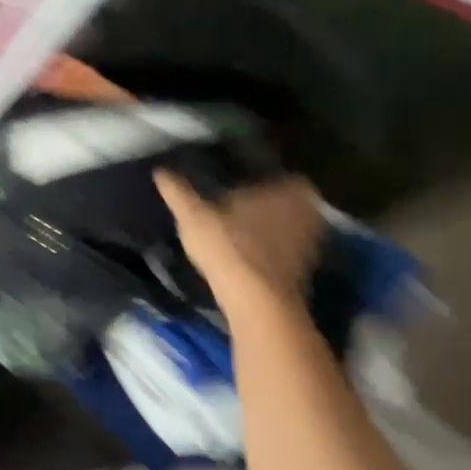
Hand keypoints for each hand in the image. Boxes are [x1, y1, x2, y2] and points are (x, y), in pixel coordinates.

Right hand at [154, 171, 324, 313]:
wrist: (256, 299)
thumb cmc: (226, 247)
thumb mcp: (192, 216)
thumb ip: (178, 193)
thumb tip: (160, 170)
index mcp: (284, 191)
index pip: (281, 176)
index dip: (264, 178)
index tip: (244, 181)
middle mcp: (306, 211)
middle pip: (290, 200)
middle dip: (270, 202)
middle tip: (243, 205)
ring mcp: (311, 241)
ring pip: (291, 224)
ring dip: (273, 226)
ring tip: (244, 229)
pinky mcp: (307, 266)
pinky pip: (291, 247)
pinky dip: (275, 247)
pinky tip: (251, 253)